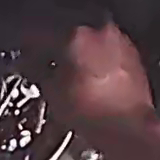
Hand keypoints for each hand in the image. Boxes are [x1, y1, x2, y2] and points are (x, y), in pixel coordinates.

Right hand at [39, 18, 159, 141]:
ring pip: (91, 40)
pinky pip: (108, 51)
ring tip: (69, 72)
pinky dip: (96, 60)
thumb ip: (40, 72)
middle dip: (57, 47)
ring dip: (78, 52)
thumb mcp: (52, 92)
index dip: (30, 47)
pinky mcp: (133, 55)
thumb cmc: (93, 112)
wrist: (127, 127)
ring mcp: (120, 41)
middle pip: (70, 33)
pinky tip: (89, 77)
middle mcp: (100, 31)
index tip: (26, 55)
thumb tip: (37, 67)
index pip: (43, 34)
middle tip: (47, 63)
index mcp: (76, 35)